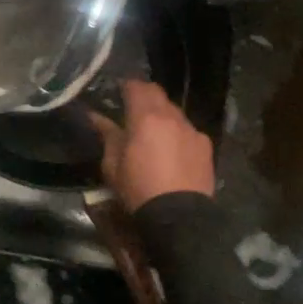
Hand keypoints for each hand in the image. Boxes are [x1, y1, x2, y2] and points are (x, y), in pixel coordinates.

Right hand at [93, 80, 214, 212]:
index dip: (125, 86)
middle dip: (144, 96)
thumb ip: (107, 135)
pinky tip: (173, 150)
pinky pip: (188, 130)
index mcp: (145, 117)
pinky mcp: (206, 146)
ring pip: (174, 112)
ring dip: (162, 115)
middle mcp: (171, 117)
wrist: (179, 217)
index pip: (136, 86)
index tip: (117, 92)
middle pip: (158, 93)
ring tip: (153, 132)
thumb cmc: (139, 189)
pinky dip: (178, 133)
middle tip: (132, 109)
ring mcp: (192, 130)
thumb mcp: (113, 165)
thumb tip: (95, 117)